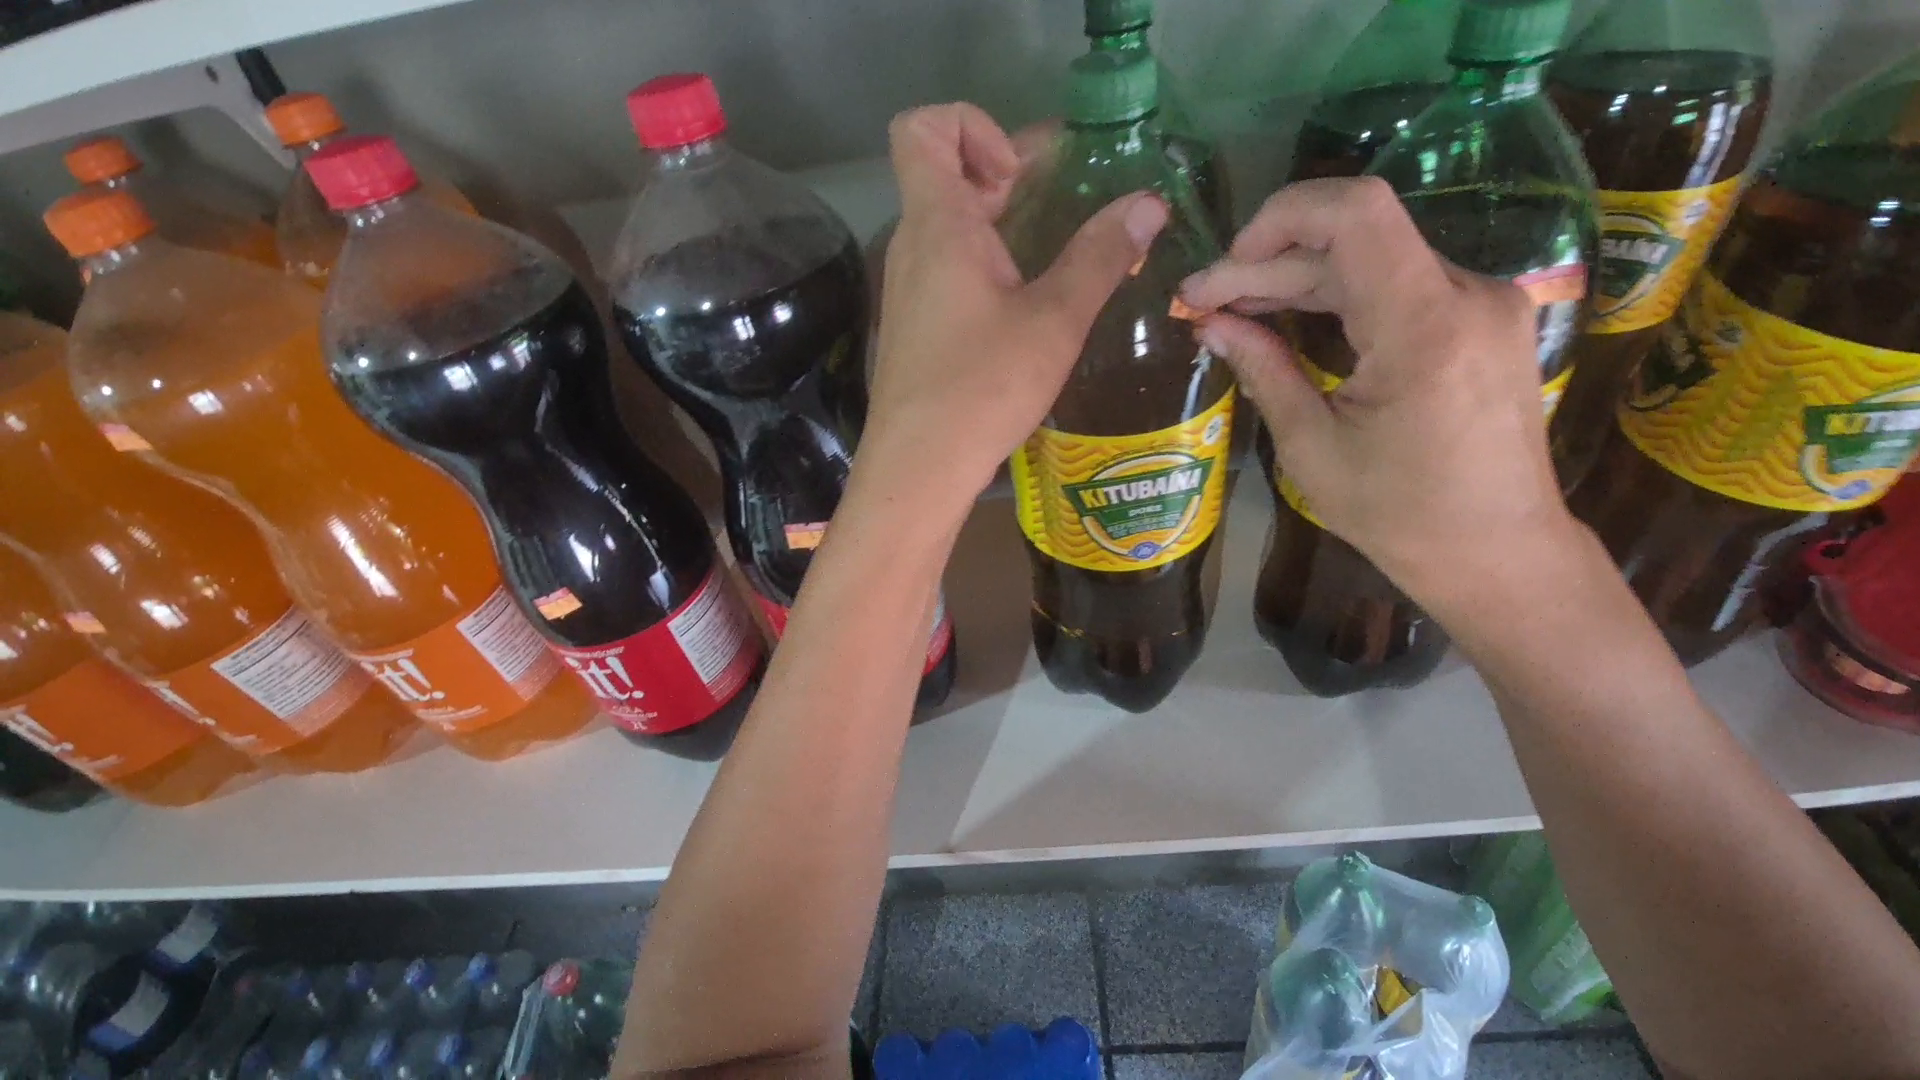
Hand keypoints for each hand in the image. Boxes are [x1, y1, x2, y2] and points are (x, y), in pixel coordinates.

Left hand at [860, 104, 1167, 515]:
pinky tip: (1028, 298)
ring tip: (1057, 244)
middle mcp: (913, 246)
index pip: (923, 127)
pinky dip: (986, 259)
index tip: (1021, 173)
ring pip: (947, 224)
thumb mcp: (1053, 320)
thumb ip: (1100, 257)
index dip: (972, 125)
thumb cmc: (982, 388)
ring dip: (999, 218)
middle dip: (1006, 169)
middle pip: (943, 172)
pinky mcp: (916, 324)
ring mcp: (909, 287)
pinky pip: (947, 266)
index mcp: (938, 225)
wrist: (918, 468)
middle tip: (1065, 197)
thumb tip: (1148, 204)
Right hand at [1178, 177, 1579, 610]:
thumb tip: (1210, 324)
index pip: (1355, 214)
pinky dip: (1340, 295)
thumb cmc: (1400, 516)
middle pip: (1352, 241)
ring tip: (1233, 311)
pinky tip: (1290, 318)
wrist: (1499, 551)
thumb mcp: (1313, 449)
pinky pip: (1399, 284)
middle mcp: (1467, 294)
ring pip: (1373, 259)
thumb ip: (1265, 371)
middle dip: (1268, 265)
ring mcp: (1483, 302)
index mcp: (1424, 327)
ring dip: (1299, 278)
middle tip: (1202, 302)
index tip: (1225, 266)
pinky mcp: (1482, 319)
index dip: (1279, 218)